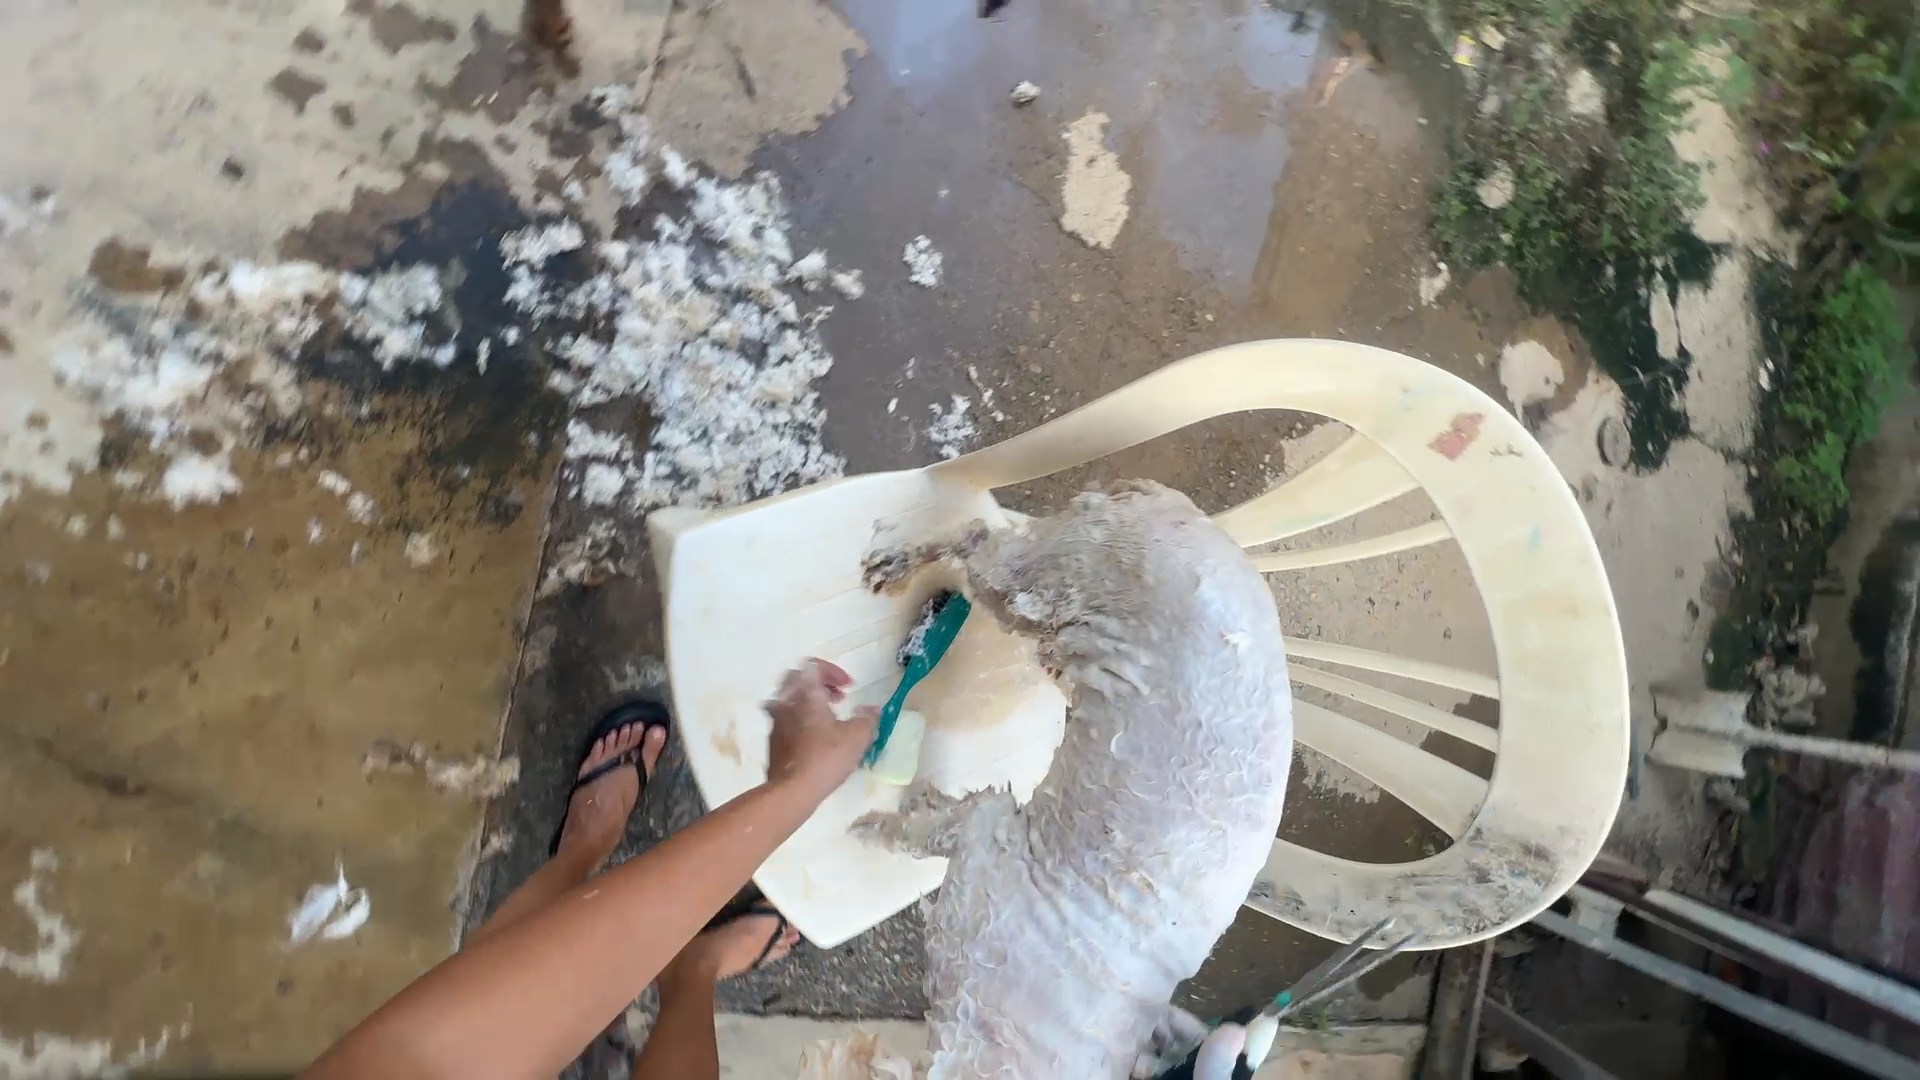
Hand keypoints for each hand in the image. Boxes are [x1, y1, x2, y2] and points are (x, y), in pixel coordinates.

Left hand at [763, 659, 878, 798]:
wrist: (792, 790)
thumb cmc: (826, 757)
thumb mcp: (857, 736)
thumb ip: (867, 718)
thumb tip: (873, 709)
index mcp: (806, 693)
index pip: (812, 665)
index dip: (832, 671)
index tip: (848, 686)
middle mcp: (786, 701)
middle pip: (797, 678)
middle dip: (820, 683)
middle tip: (838, 696)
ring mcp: (776, 720)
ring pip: (790, 698)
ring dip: (810, 701)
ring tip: (829, 717)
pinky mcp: (772, 739)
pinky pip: (786, 717)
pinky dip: (801, 717)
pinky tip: (816, 736)